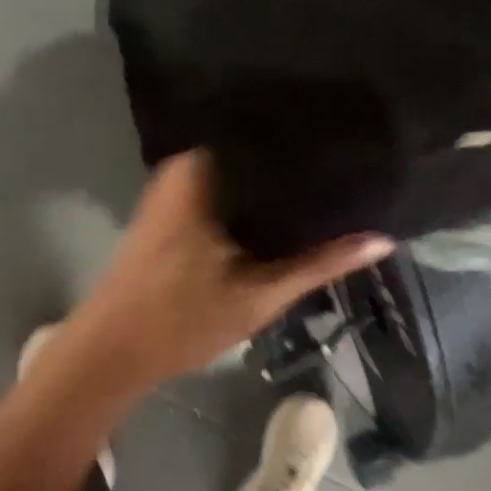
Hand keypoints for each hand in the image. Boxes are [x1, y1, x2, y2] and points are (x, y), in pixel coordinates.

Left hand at [62, 151, 392, 388]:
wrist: (108, 354)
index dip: (312, 142)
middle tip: (352, 164)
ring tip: (329, 181)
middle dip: (298, 164)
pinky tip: (286, 207)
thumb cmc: (180, 319)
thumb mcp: (260, 294)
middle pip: (256, 154)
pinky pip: (224, 189)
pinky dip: (252, 199)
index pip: (269, 136)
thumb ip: (321, 263)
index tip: (354, 143)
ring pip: (241, 173)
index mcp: (203, 170)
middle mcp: (185, 165)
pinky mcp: (171, 208)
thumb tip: (382, 240)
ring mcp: (174, 186)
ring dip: (276, 184)